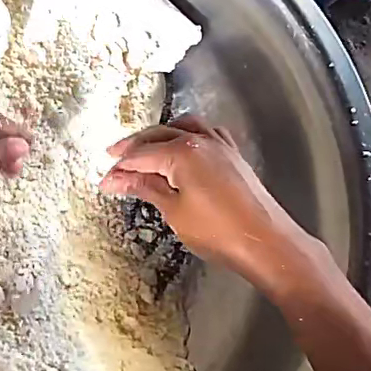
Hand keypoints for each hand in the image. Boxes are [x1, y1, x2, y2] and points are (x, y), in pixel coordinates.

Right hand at [99, 115, 334, 299]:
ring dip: (160, 135)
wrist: (266, 243)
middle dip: (134, 149)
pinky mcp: (233, 156)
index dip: (119, 168)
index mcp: (181, 152)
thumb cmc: (218, 231)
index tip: (104, 181)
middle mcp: (200, 140)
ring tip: (144, 148)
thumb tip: (116, 179)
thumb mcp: (173, 211)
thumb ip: (145, 187)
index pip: (140, 155)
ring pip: (182, 127)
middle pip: (158, 135)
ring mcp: (220, 145)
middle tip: (114, 162)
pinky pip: (206, 133)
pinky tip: (185, 144)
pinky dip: (189, 134)